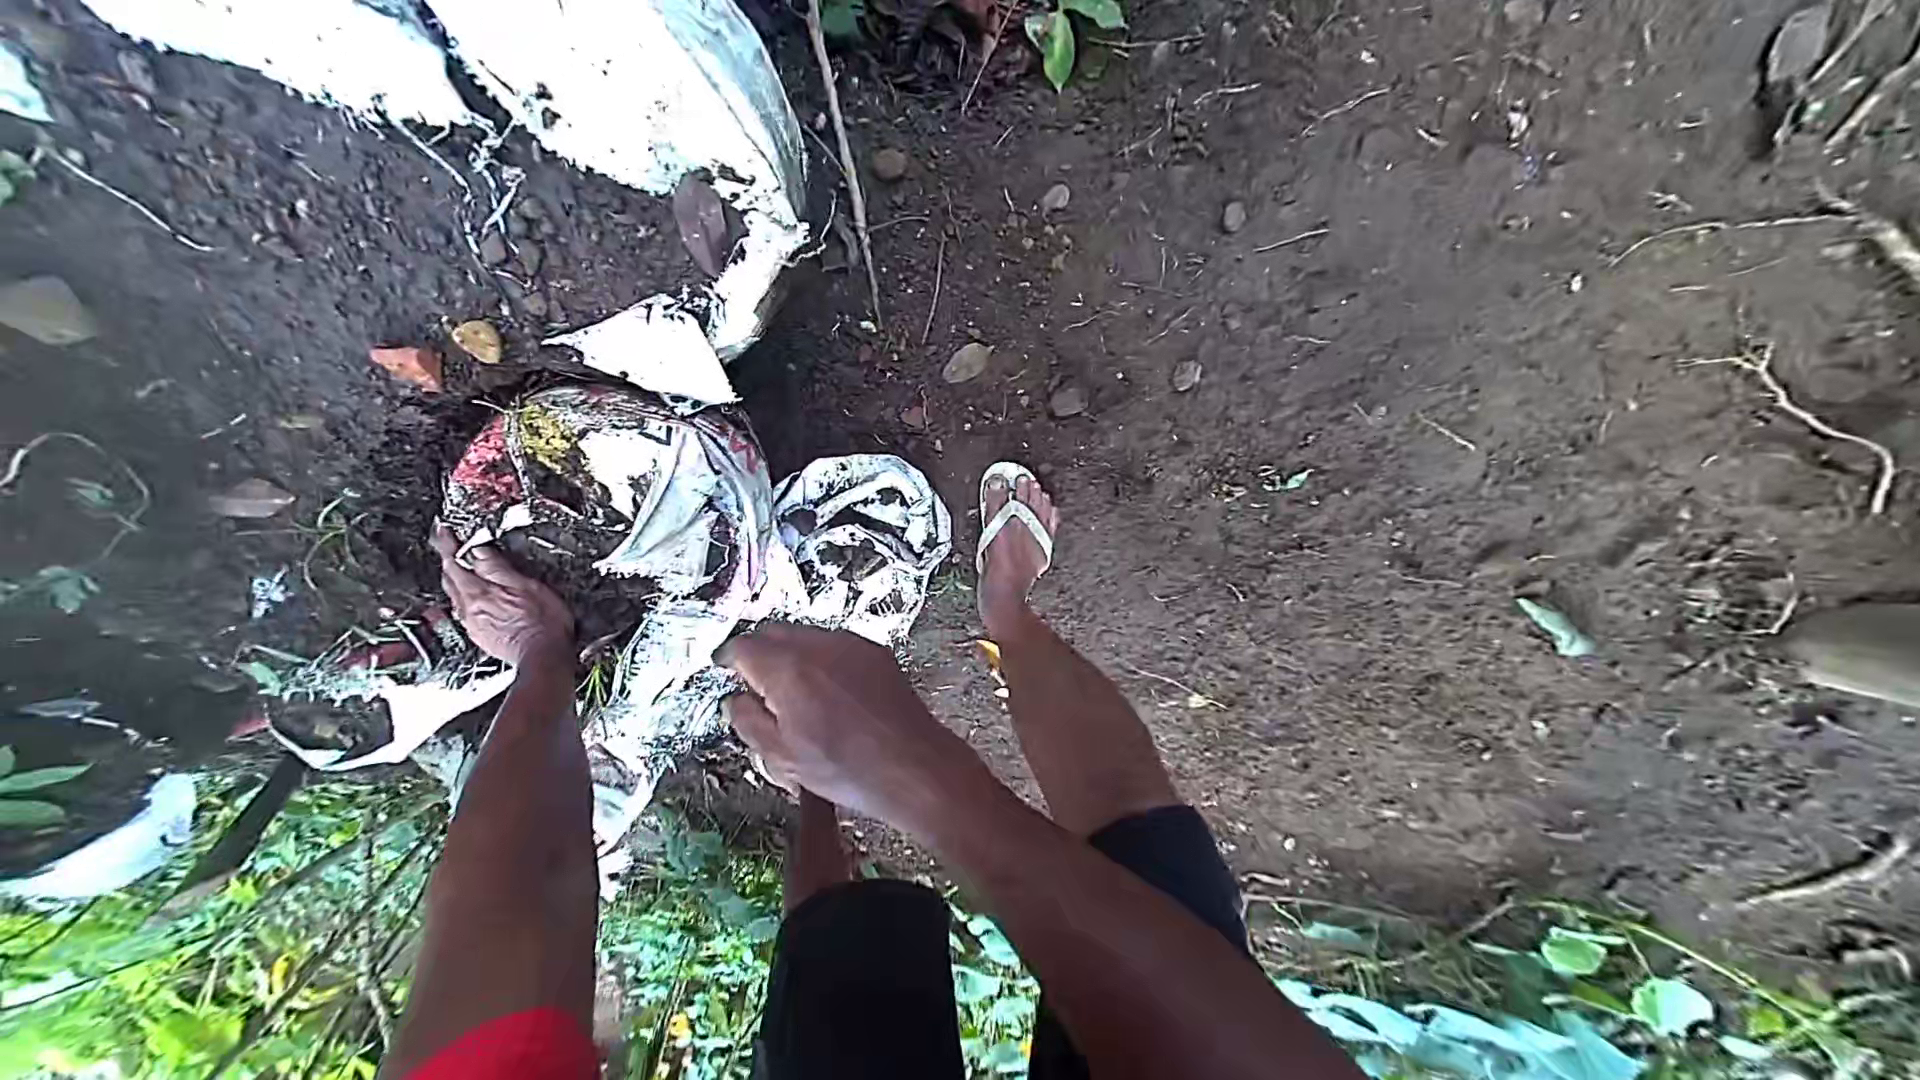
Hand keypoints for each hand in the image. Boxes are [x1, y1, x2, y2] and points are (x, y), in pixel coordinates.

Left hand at [432, 524, 574, 665]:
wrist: (543, 656)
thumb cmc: (543, 624)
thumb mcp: (528, 587)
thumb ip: (500, 569)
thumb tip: (480, 551)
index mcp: (479, 593)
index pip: (454, 562)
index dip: (448, 544)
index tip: (443, 532)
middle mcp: (468, 609)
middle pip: (449, 579)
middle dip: (449, 561)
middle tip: (451, 547)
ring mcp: (472, 624)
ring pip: (455, 596)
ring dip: (457, 580)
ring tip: (464, 570)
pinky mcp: (480, 635)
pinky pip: (464, 611)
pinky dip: (466, 599)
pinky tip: (477, 599)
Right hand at [718, 624, 991, 827]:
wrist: (913, 764)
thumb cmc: (851, 768)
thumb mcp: (783, 757)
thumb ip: (747, 721)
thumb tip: (734, 702)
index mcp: (788, 669)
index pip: (743, 646)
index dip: (729, 659)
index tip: (725, 669)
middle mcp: (820, 646)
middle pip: (774, 632)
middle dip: (759, 653)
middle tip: (755, 682)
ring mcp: (851, 644)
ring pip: (806, 635)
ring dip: (791, 654)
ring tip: (794, 693)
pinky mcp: (875, 651)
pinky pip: (835, 644)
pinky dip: (822, 658)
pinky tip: (827, 691)